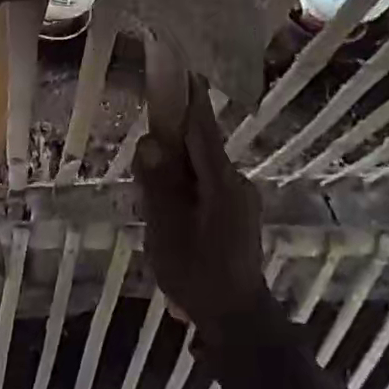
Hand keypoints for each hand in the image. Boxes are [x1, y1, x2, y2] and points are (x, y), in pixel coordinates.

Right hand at [133, 78, 265, 327]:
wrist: (237, 319)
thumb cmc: (198, 275)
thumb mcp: (166, 230)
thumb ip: (157, 183)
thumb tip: (149, 142)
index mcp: (221, 182)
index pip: (203, 129)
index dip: (191, 99)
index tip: (184, 69)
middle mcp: (236, 182)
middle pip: (201, 145)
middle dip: (176, 135)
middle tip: (148, 140)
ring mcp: (240, 197)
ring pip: (204, 165)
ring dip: (180, 162)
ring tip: (155, 184)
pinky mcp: (238, 211)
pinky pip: (208, 181)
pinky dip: (189, 179)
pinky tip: (172, 200)